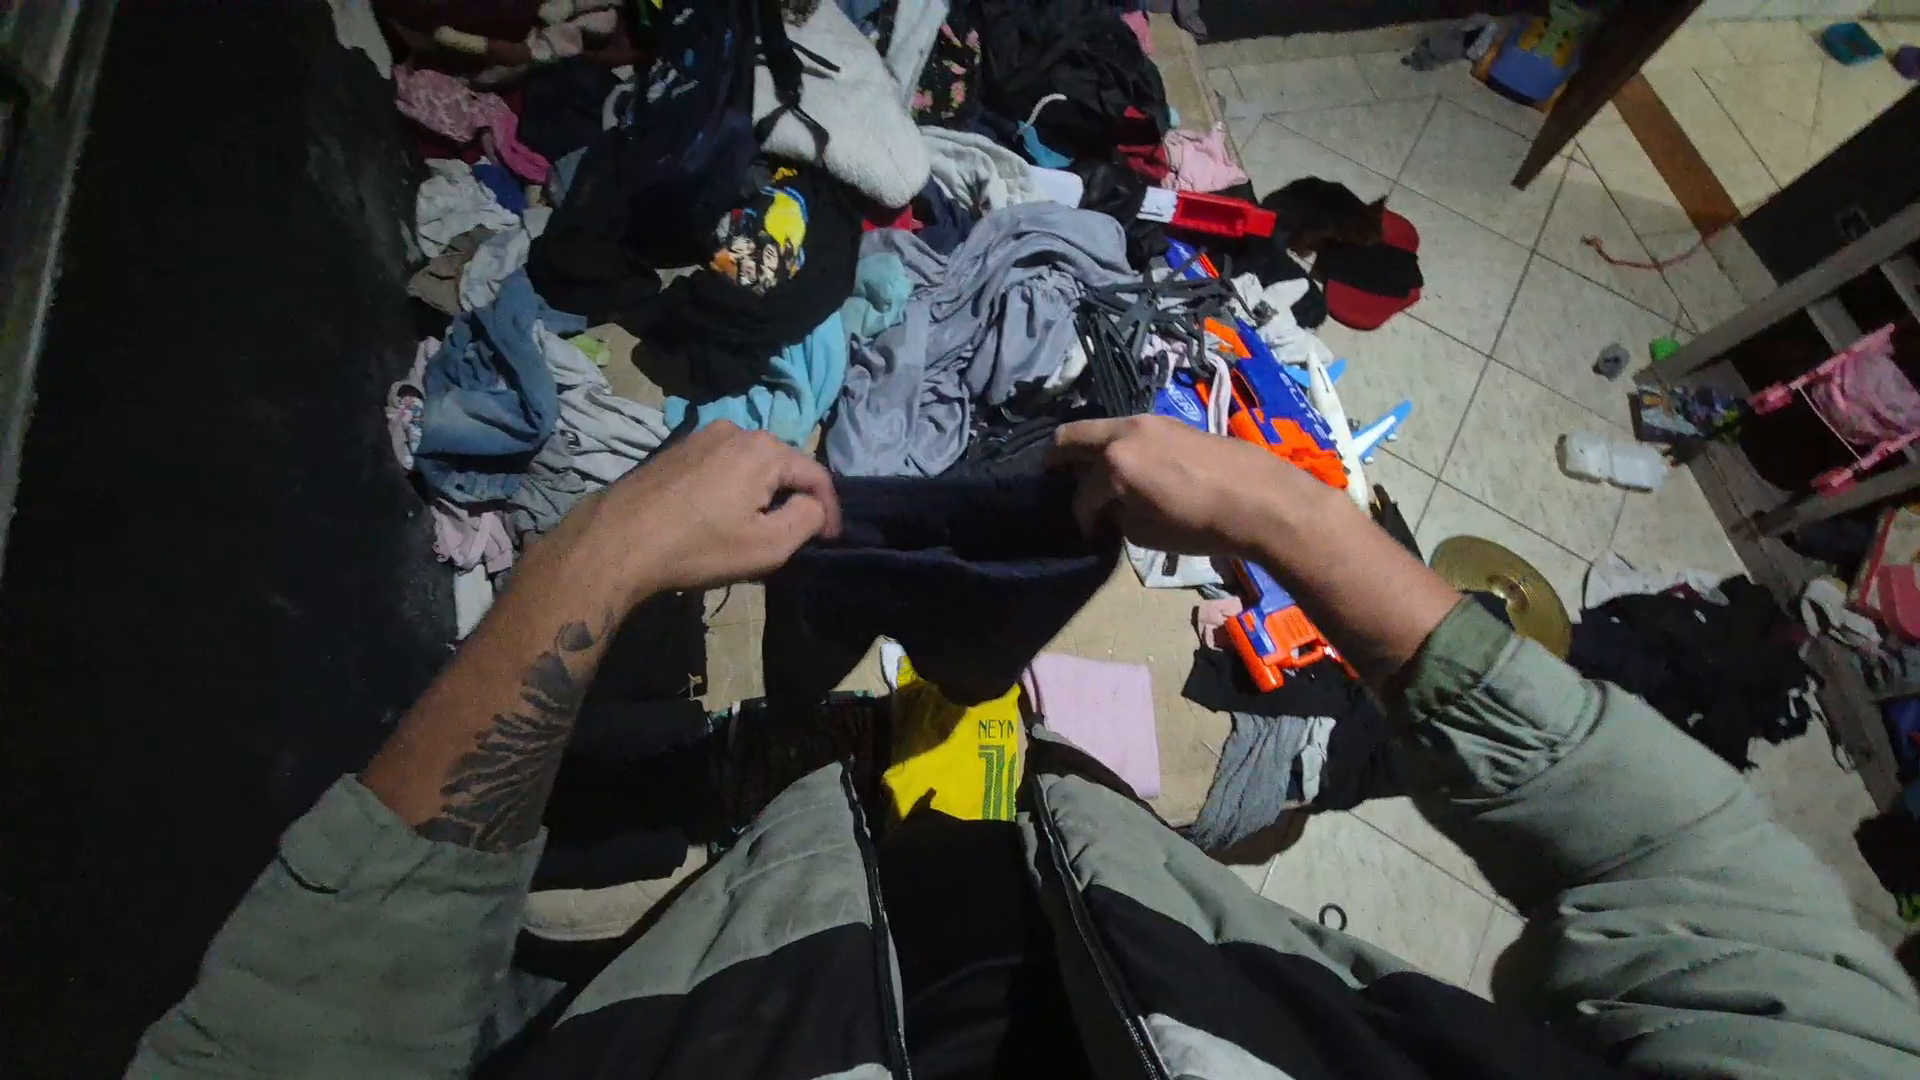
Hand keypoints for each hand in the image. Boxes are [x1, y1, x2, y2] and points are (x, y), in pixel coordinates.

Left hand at [543, 422, 841, 604]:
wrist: (616, 542)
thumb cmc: (699, 547)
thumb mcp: (768, 546)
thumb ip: (807, 519)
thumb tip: (814, 505)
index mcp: (764, 449)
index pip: (817, 474)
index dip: (830, 509)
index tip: (829, 539)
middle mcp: (736, 429)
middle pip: (785, 465)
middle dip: (795, 498)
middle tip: (794, 536)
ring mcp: (702, 435)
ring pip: (753, 464)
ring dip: (764, 492)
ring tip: (757, 527)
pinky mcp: (678, 448)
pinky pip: (724, 464)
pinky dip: (735, 487)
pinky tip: (723, 514)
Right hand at [1049, 415, 1331, 558]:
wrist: (1260, 499)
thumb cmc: (1198, 524)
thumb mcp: (1144, 532)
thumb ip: (1115, 516)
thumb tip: (1108, 509)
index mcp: (1113, 463)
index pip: (1080, 495)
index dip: (1080, 520)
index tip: (1088, 535)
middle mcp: (1124, 433)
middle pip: (1070, 437)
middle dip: (1057, 461)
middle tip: (1056, 482)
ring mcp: (1148, 422)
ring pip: (1101, 430)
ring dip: (1090, 452)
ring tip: (1097, 478)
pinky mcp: (1170, 422)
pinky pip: (1127, 431)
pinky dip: (1116, 447)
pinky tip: (1129, 469)